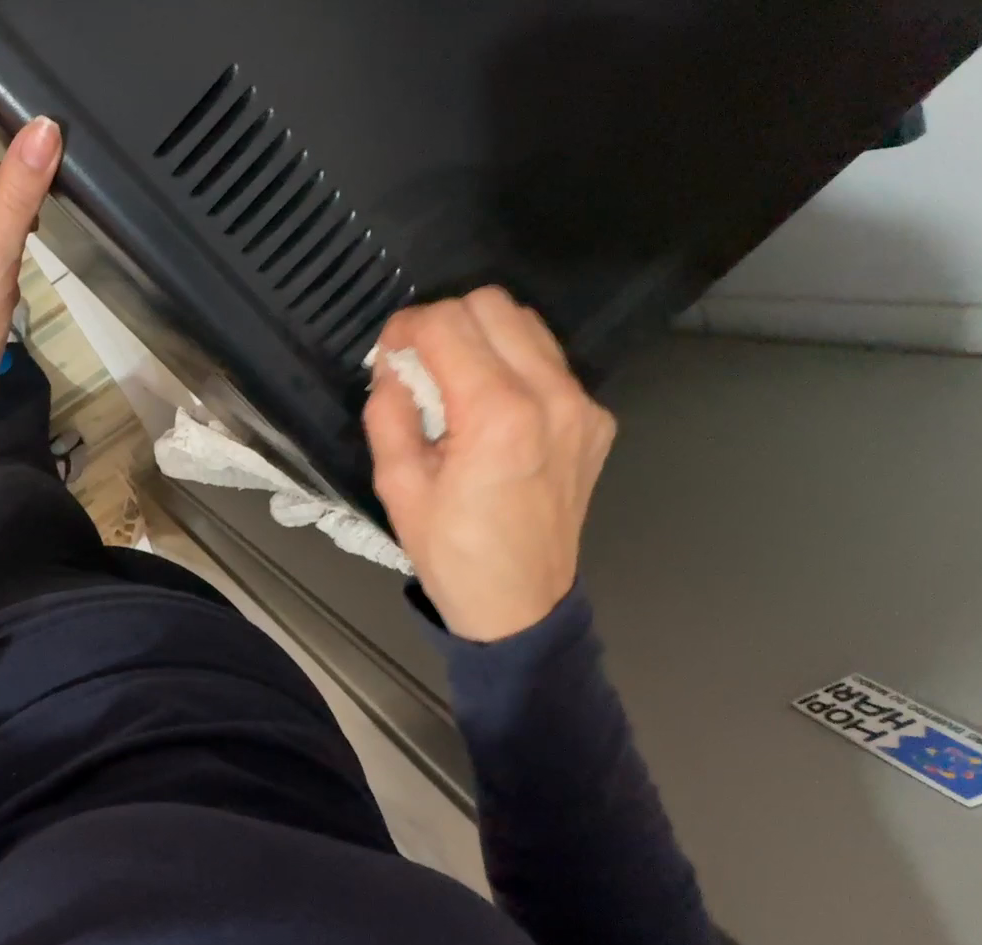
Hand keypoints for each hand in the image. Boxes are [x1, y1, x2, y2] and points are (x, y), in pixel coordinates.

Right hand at [363, 287, 616, 641]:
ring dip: (479, 336)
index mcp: (496, 414)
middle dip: (444, 322)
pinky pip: (548, 362)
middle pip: (493, 306)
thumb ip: (389, 412)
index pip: (447, 325)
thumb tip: (394, 369)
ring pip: (527, 324)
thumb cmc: (449, 550)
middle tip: (416, 362)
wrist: (519, 602)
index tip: (387, 353)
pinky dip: (510, 364)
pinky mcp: (593, 419)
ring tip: (451, 379)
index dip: (405, 328)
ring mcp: (581, 406)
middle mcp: (550, 395)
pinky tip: (488, 406)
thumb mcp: (396, 483)